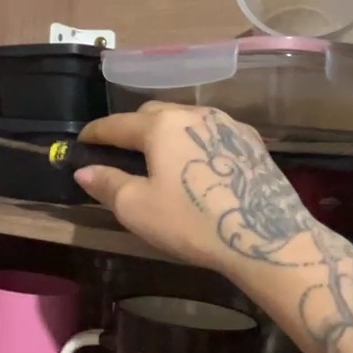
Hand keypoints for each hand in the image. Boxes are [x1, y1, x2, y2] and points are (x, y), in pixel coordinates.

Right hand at [75, 102, 322, 269]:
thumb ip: (107, 184)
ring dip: (164, 134)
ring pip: (183, 120)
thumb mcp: (138, 208)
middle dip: (130, 129)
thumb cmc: (193, 222)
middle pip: (151, 114)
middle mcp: (193, 114)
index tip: (81, 141)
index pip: (117, 124)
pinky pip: (209, 134)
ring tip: (157, 158)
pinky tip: (193, 165)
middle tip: (118, 152)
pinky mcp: (250, 143)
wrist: (270, 238)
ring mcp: (226, 125)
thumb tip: (83, 170)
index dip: (95, 133)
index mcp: (161, 126)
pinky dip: (192, 143)